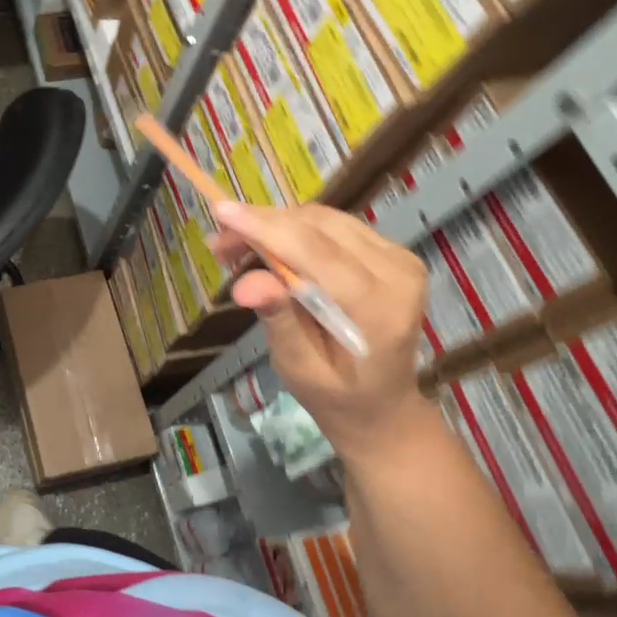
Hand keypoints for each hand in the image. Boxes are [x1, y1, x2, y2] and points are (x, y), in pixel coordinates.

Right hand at [211, 202, 433, 464]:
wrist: (382, 404)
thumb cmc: (337, 394)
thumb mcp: (300, 369)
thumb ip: (279, 321)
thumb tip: (246, 284)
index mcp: (379, 310)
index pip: (317, 253)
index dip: (266, 229)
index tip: (221, 212)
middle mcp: (397, 274)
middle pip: (318, 228)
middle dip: (261, 226)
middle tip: (218, 244)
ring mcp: (398, 258)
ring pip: (322, 219)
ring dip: (274, 225)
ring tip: (236, 248)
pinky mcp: (389, 250)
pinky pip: (332, 225)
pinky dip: (293, 229)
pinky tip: (268, 248)